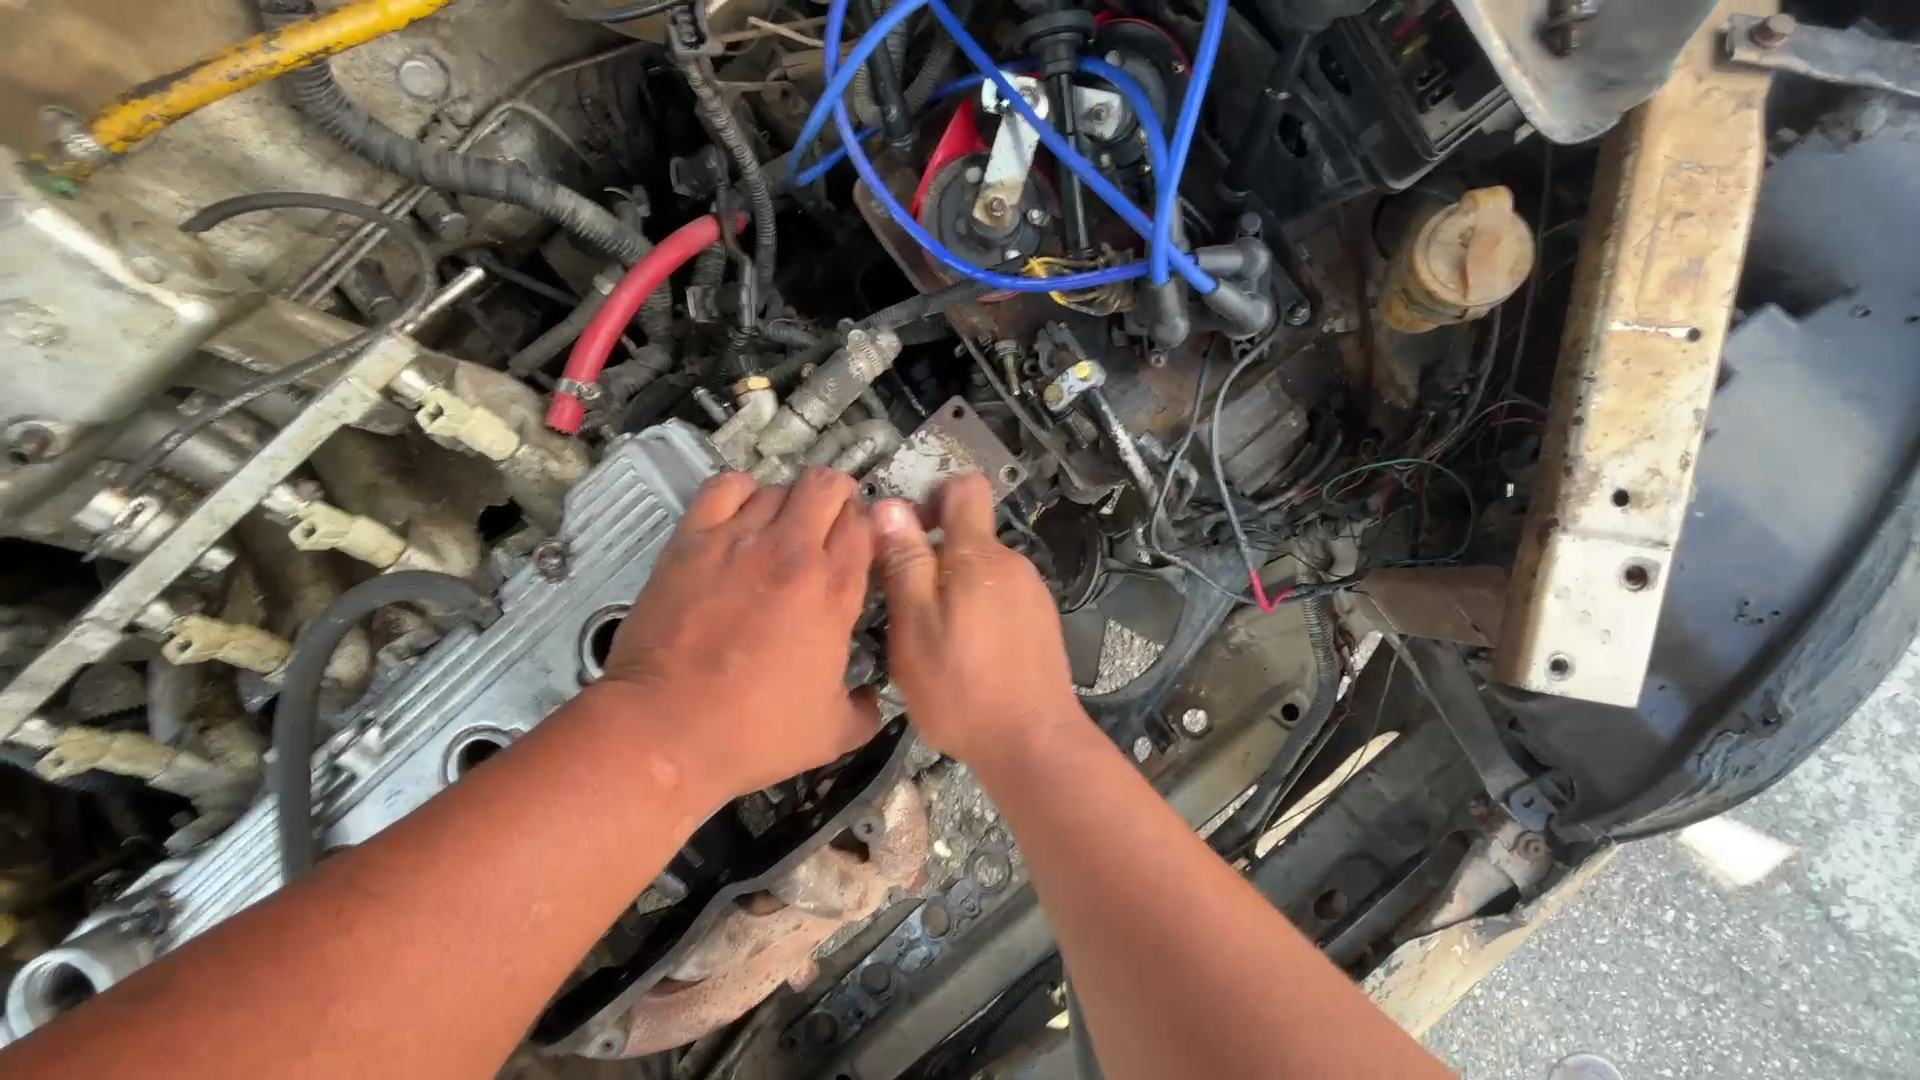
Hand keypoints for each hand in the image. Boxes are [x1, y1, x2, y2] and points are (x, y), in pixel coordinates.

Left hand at [590, 467, 879, 805]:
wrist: (667, 731)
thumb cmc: (754, 733)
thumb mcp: (833, 733)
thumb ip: (866, 709)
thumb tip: (873, 698)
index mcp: (834, 591)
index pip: (864, 523)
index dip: (867, 525)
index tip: (859, 544)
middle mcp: (792, 552)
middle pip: (827, 485)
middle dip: (836, 497)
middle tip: (827, 524)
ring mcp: (738, 540)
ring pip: (777, 486)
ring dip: (787, 502)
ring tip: (779, 529)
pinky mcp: (691, 540)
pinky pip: (725, 488)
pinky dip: (740, 493)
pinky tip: (740, 517)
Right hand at [872, 473, 1083, 767]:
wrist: (1034, 744)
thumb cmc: (963, 688)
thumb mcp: (915, 628)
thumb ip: (904, 564)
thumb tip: (889, 506)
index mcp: (979, 556)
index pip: (965, 489)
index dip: (933, 497)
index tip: (907, 535)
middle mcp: (1013, 564)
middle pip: (969, 536)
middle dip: (934, 558)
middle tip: (906, 607)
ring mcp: (1032, 595)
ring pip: (983, 573)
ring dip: (955, 591)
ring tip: (935, 642)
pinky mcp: (1041, 624)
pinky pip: (1000, 600)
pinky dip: (978, 615)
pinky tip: (967, 658)